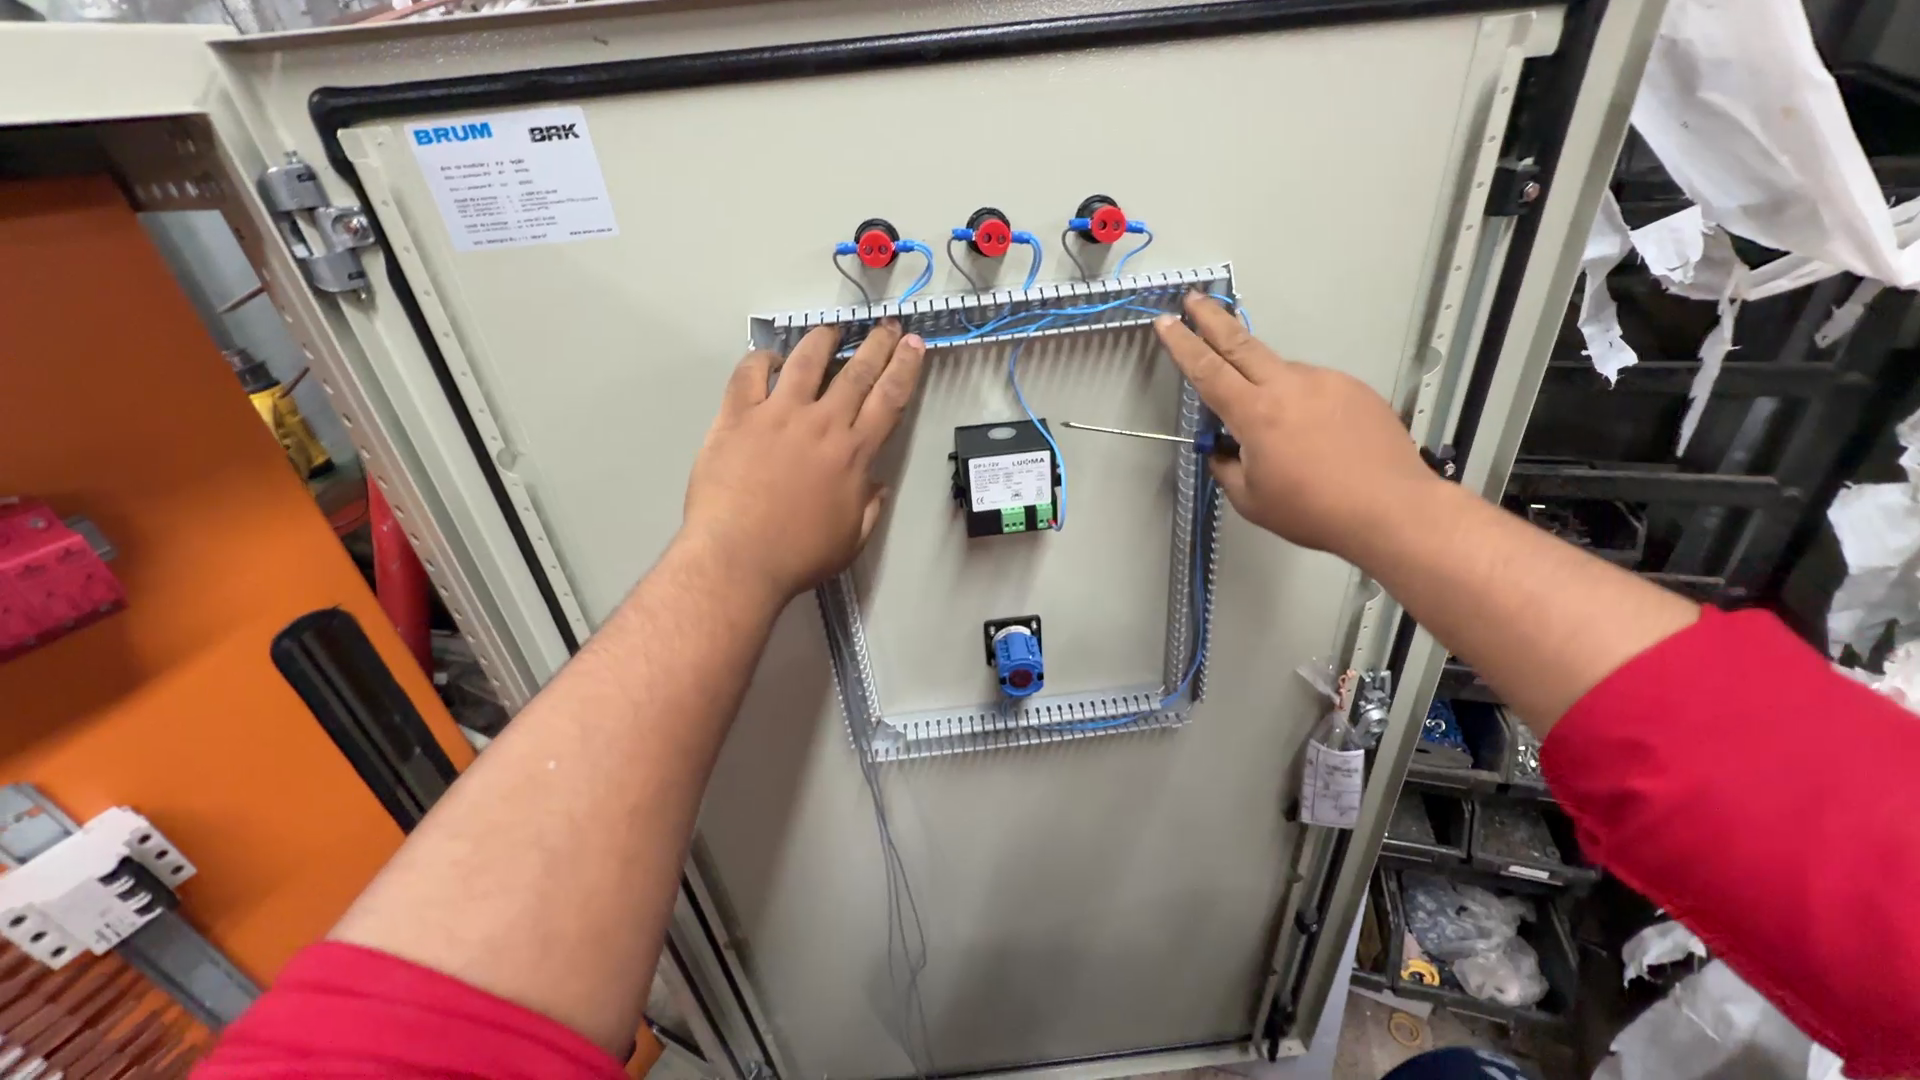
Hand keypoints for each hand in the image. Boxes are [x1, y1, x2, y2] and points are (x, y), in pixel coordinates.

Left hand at [680, 320, 925, 603]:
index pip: (889, 398)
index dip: (905, 367)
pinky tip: (768, 357)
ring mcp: (776, 415)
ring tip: (831, 329)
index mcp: (853, 453)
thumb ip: (869, 506)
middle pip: (856, 371)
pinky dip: (761, 359)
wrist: (737, 559)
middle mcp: (820, 424)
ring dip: (822, 339)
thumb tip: (876, 485)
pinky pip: (749, 374)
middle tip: (887, 326)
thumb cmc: (796, 556)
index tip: (913, 347)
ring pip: (805, 360)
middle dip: (876, 344)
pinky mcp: (736, 417)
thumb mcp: (851, 538)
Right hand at [1152, 293, 1440, 556]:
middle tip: (1194, 299)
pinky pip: (1316, 387)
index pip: (1207, 370)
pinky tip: (1315, 436)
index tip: (1166, 322)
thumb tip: (1223, 451)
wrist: (1391, 509)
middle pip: (1241, 344)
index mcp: (1256, 413)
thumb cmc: (1313, 511)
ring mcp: (1326, 382)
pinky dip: (1303, 403)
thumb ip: (1228, 468)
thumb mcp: (1251, 500)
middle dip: (1212, 319)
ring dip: (1266, 386)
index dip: (1182, 344)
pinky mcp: (1355, 388)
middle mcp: (1289, 386)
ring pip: (1282, 372)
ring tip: (1279, 431)